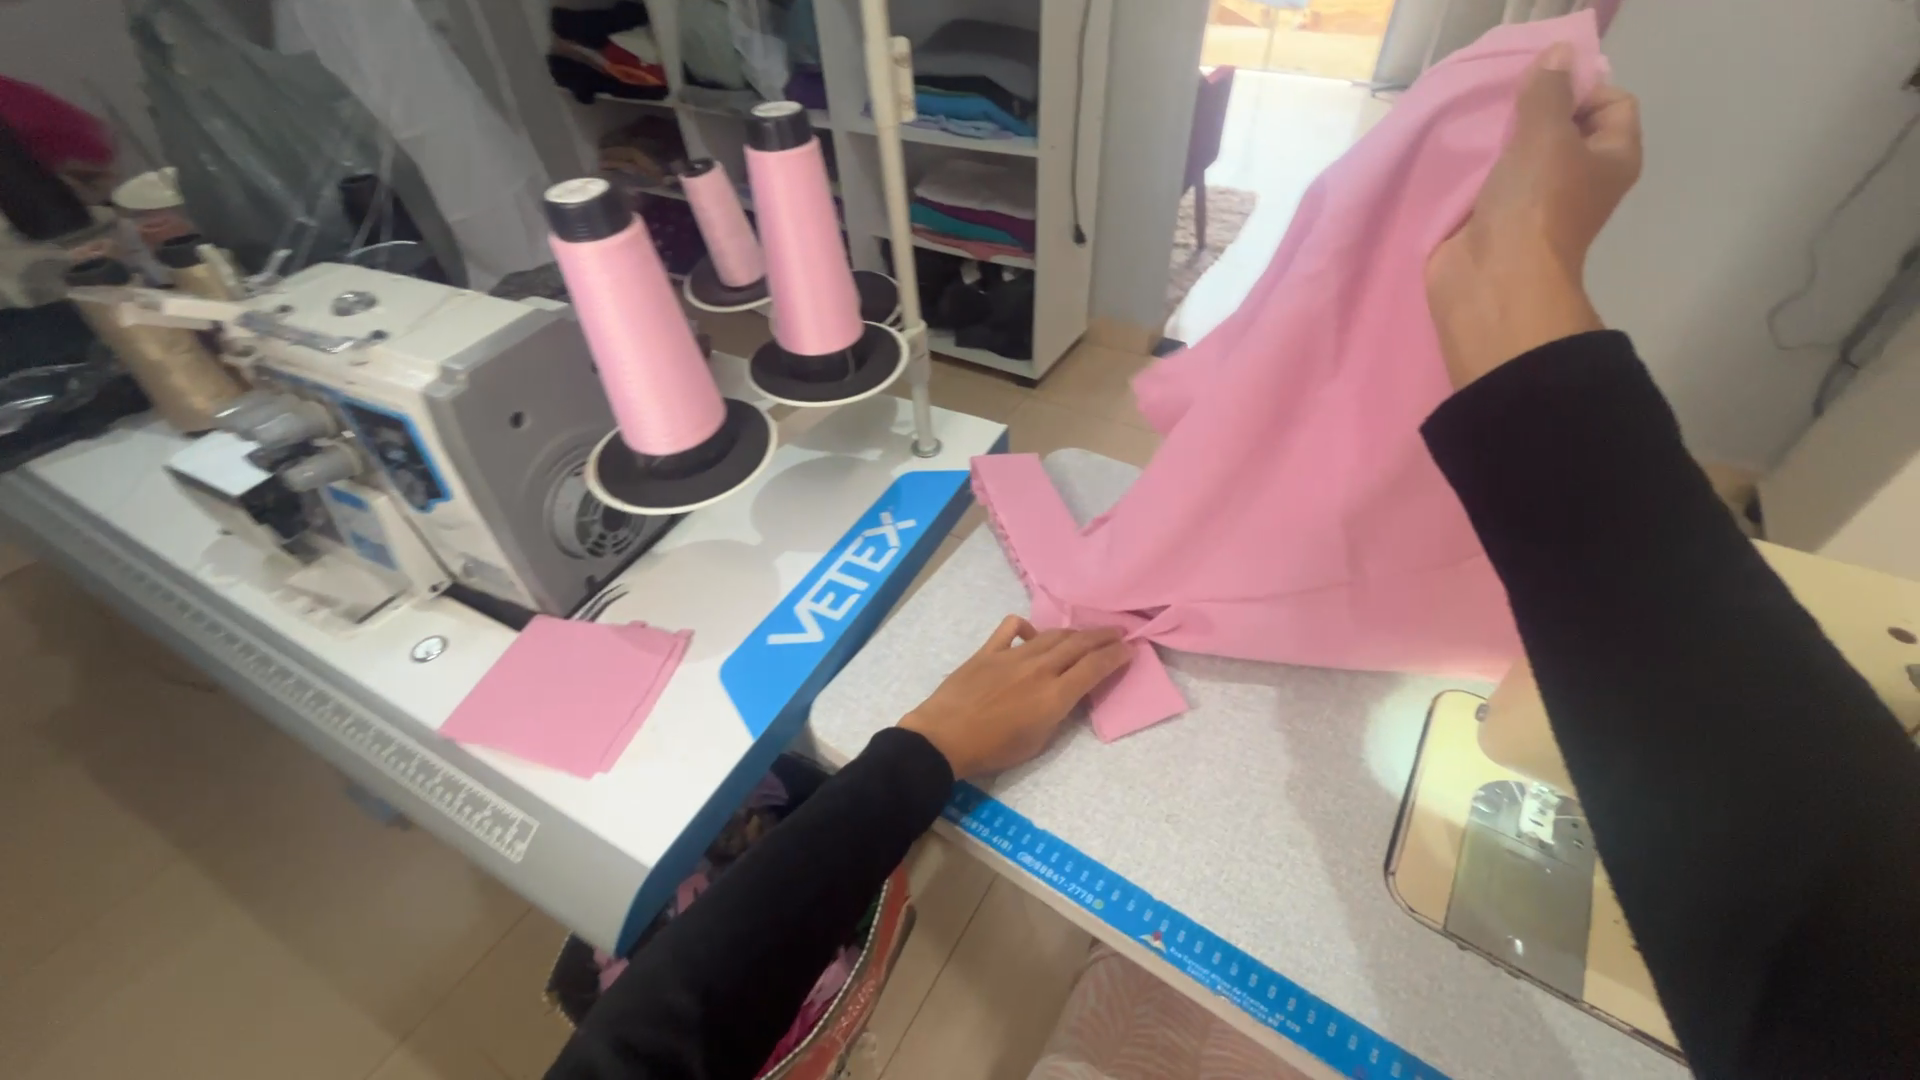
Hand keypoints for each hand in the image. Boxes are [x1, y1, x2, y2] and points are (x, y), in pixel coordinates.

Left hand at [899, 616, 1130, 778]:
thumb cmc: (993, 750)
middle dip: (1103, 637)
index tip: (1130, 650)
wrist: (945, 737)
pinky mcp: (989, 650)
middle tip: (1118, 633)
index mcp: (1055, 695)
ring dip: (1074, 633)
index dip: (1117, 656)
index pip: (1096, 666)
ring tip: (1086, 634)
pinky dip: (1027, 627)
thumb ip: (1058, 714)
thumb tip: (1069, 695)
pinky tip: (1032, 634)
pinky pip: (1013, 628)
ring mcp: (1013, 655)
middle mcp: (1040, 668)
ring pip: (1052, 635)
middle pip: (1079, 644)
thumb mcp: (1038, 742)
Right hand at [1426, 42, 1642, 387]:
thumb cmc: (1534, 207)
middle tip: (1498, 108)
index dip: (1580, 87)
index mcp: (1611, 159)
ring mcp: (1532, 206)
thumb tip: (1555, 56)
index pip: (1610, 103)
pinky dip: (1469, 176)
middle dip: (1529, 115)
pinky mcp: (1490, 224)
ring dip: (1493, 146)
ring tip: (1470, 132)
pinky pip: (1483, 187)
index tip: (1539, 89)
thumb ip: (1548, 93)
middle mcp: (1577, 181)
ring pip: (1516, 159)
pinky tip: (1451, 164)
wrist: (1490, 282)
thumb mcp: (1546, 136)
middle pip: (1558, 130)